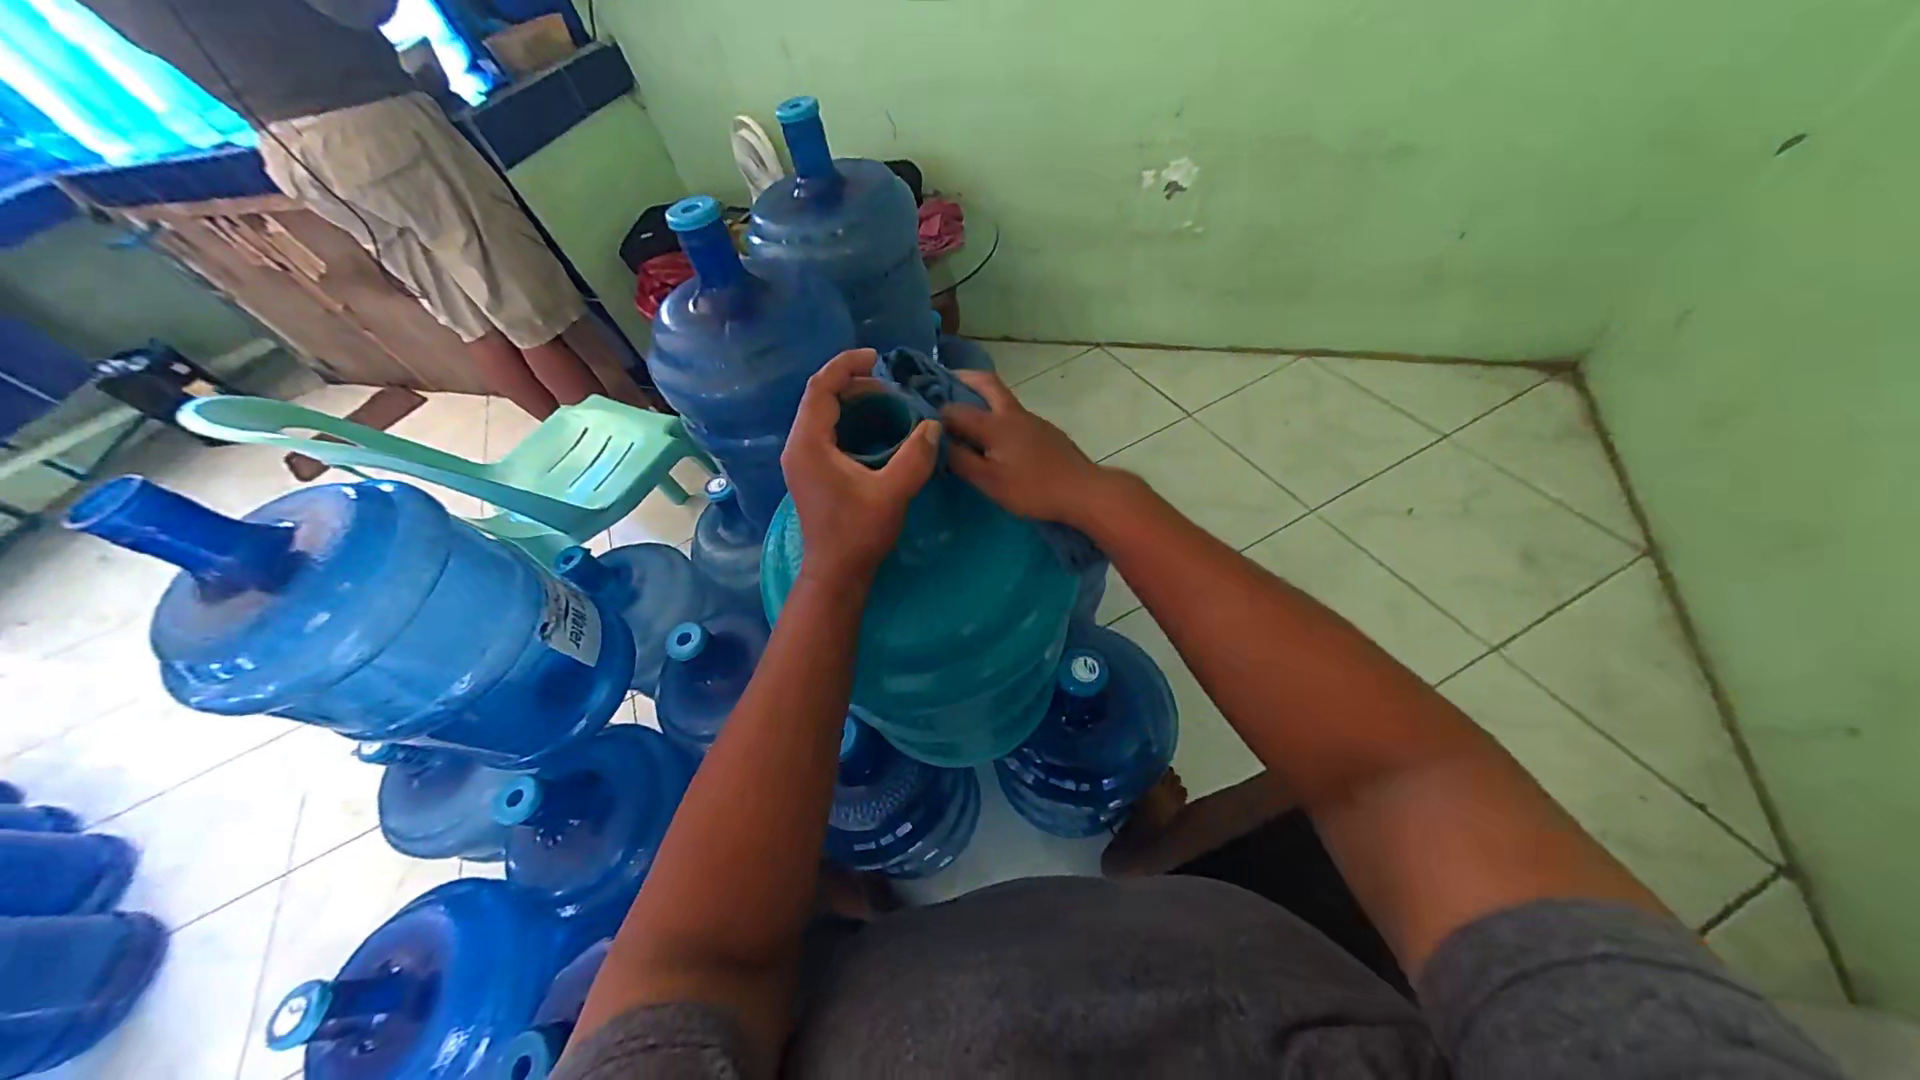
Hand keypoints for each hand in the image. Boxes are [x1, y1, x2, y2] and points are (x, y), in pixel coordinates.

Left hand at [781, 350, 939, 583]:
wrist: (837, 572)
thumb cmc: (859, 533)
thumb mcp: (893, 493)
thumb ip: (914, 456)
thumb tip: (932, 426)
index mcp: (809, 444)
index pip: (821, 388)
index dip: (846, 366)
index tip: (877, 358)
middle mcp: (798, 446)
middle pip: (819, 398)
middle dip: (853, 383)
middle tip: (890, 385)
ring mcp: (801, 460)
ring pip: (821, 414)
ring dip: (851, 401)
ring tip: (886, 400)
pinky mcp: (810, 472)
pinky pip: (824, 431)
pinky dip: (848, 420)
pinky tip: (875, 427)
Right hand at [941, 370, 1117, 526]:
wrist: (1083, 491)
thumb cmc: (1032, 489)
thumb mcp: (989, 481)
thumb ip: (961, 460)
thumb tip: (938, 443)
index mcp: (994, 424)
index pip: (955, 409)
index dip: (935, 411)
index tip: (919, 415)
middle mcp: (1012, 413)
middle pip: (986, 383)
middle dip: (961, 378)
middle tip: (942, 381)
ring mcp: (1032, 420)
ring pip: (1001, 399)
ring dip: (980, 397)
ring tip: (962, 412)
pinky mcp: (1044, 431)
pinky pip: (1013, 414)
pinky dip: (996, 414)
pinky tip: (993, 436)